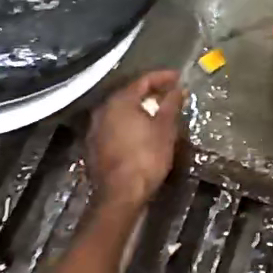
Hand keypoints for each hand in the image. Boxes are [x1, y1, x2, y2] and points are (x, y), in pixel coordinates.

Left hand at [86, 70, 183, 211]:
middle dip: (151, 92)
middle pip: (130, 94)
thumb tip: (178, 88)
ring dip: (139, 109)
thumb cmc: (146, 157)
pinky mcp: (93, 146)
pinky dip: (129, 124)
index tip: (179, 77)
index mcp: (120, 101)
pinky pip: (114, 126)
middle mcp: (103, 110)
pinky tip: (141, 132)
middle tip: (170, 94)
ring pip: (120, 111)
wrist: (120, 195)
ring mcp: (95, 129)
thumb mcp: (165, 128)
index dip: (163, 77)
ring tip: (158, 112)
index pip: (143, 80)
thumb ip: (171, 104)